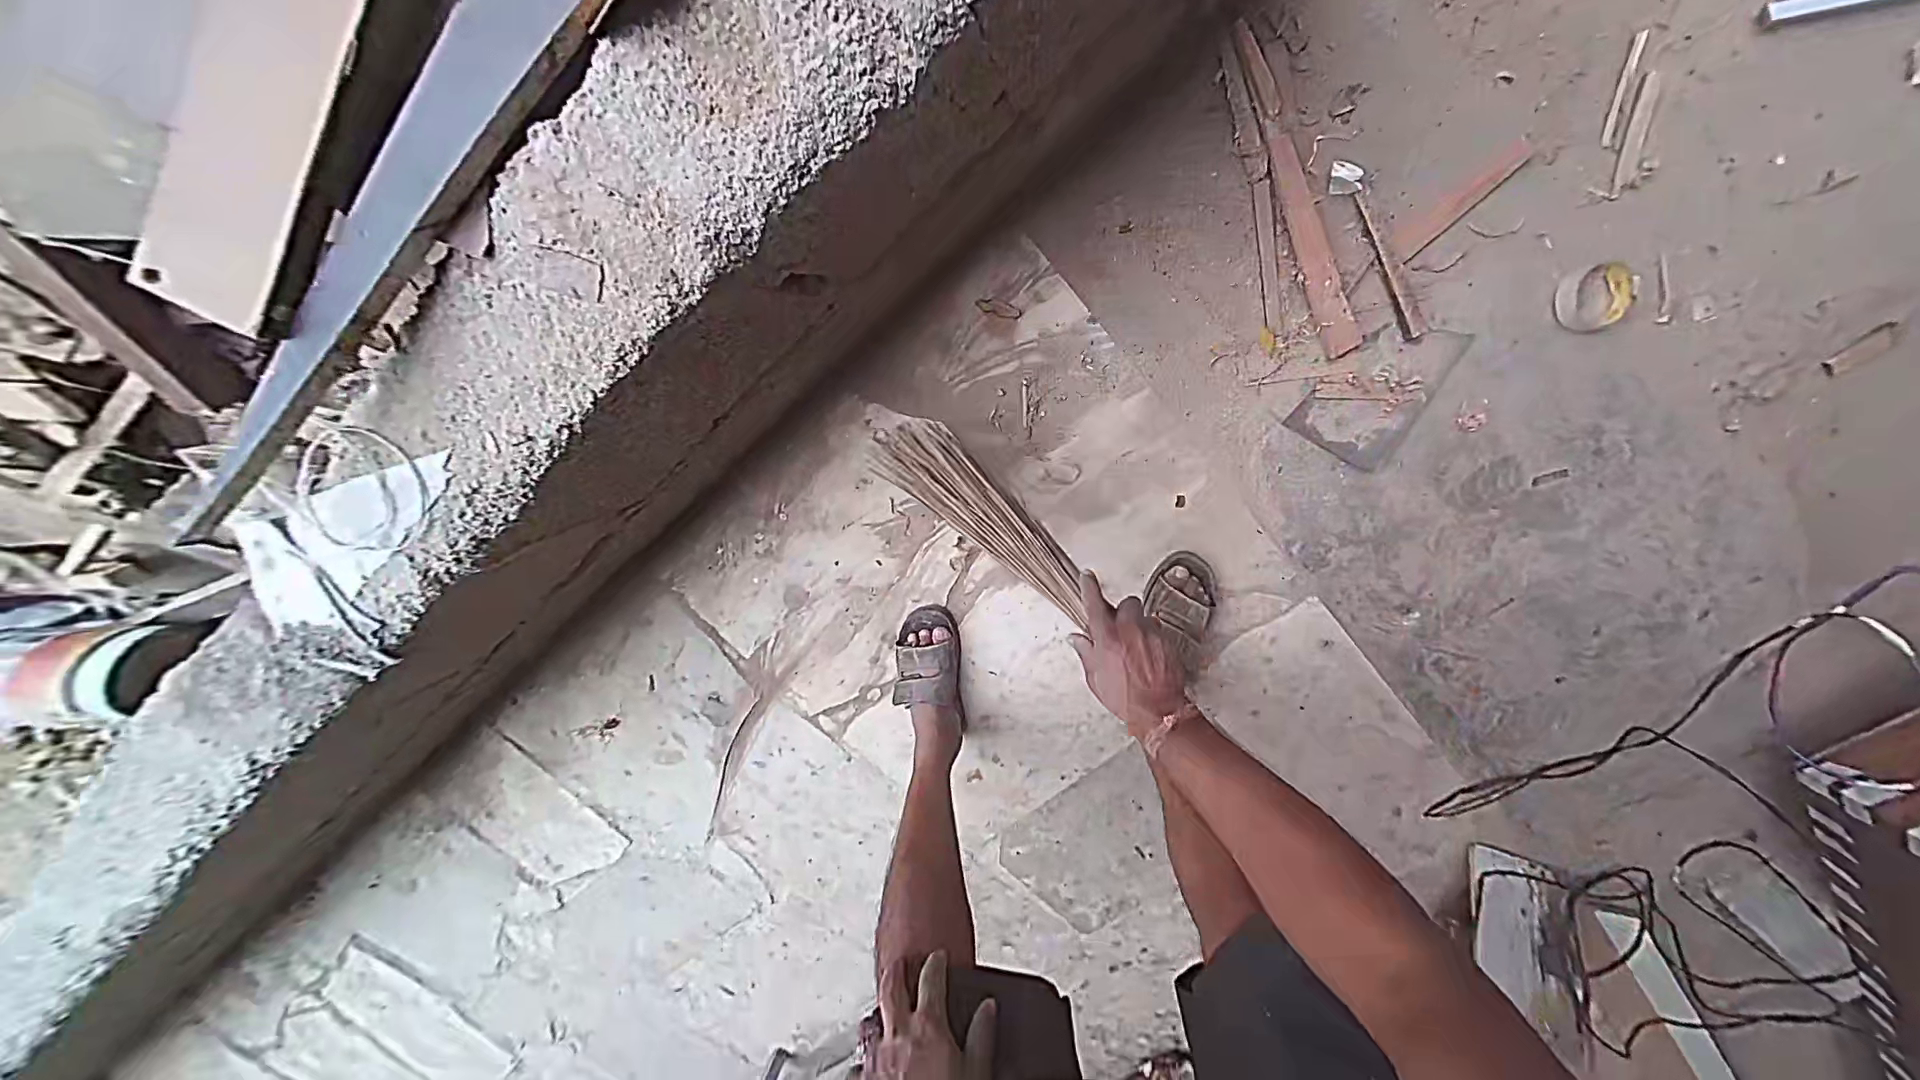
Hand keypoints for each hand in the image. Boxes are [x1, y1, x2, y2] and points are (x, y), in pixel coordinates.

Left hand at [868, 951, 996, 1079]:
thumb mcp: (976, 1074)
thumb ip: (982, 1036)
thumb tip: (988, 1008)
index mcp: (928, 1027)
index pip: (931, 978)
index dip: (935, 963)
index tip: (939, 958)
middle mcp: (898, 1034)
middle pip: (891, 986)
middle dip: (897, 970)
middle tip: (904, 963)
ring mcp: (877, 1057)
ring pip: (874, 1018)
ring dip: (882, 1009)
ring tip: (889, 1007)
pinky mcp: (864, 1078)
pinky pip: (864, 1053)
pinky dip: (872, 1047)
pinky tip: (878, 1053)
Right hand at [1067, 570, 1190, 738]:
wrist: (1158, 711)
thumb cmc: (1125, 698)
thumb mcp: (1095, 678)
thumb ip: (1086, 653)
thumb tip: (1078, 639)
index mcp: (1107, 638)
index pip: (1095, 603)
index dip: (1089, 587)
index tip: (1087, 577)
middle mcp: (1129, 631)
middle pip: (1126, 603)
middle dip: (1122, 611)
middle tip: (1118, 626)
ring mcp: (1150, 634)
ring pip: (1144, 616)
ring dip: (1138, 625)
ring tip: (1134, 644)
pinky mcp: (1167, 641)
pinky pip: (1157, 630)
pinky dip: (1150, 637)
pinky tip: (1147, 654)